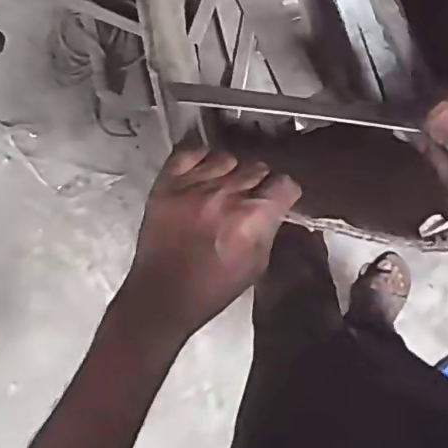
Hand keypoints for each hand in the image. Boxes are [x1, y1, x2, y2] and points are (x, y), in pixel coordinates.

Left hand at [115, 144, 301, 340]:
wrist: (162, 295)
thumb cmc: (214, 287)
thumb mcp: (257, 264)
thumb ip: (269, 228)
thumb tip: (275, 207)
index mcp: (254, 216)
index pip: (285, 182)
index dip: (284, 192)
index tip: (279, 199)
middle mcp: (227, 193)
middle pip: (258, 167)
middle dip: (258, 183)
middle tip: (248, 199)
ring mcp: (195, 184)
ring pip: (227, 157)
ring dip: (230, 171)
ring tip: (222, 187)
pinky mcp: (168, 182)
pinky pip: (190, 152)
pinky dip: (199, 159)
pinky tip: (201, 174)